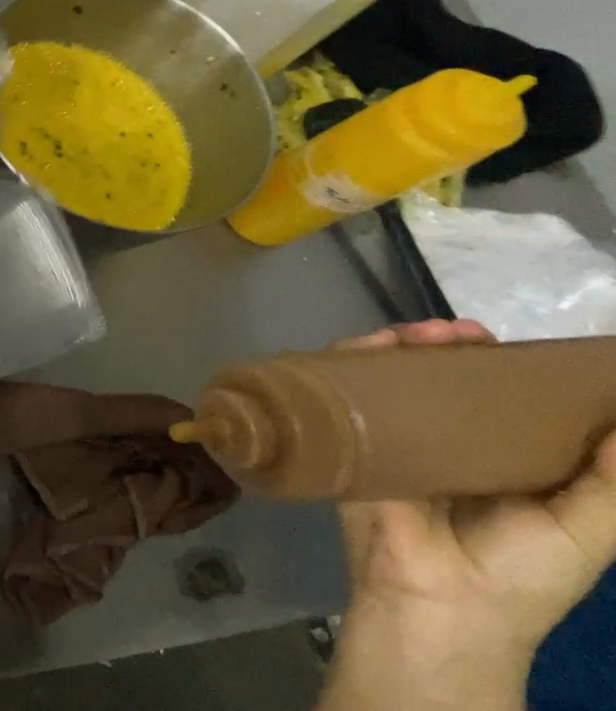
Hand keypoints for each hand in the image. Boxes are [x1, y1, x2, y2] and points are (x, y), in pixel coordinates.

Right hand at [319, 320, 615, 710]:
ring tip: (416, 334)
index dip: (503, 366)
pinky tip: (363, 349)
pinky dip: (347, 364)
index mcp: (503, 457)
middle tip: (456, 332)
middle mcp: (445, 440)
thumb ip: (611, 484)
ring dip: (400, 347)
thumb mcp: (585, 531)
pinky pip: (342, 395)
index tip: (506, 345)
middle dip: (448, 346)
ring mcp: (392, 437)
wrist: (438, 599)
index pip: (500, 397)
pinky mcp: (348, 440)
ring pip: (392, 379)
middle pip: (440, 379)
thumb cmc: (519, 573)